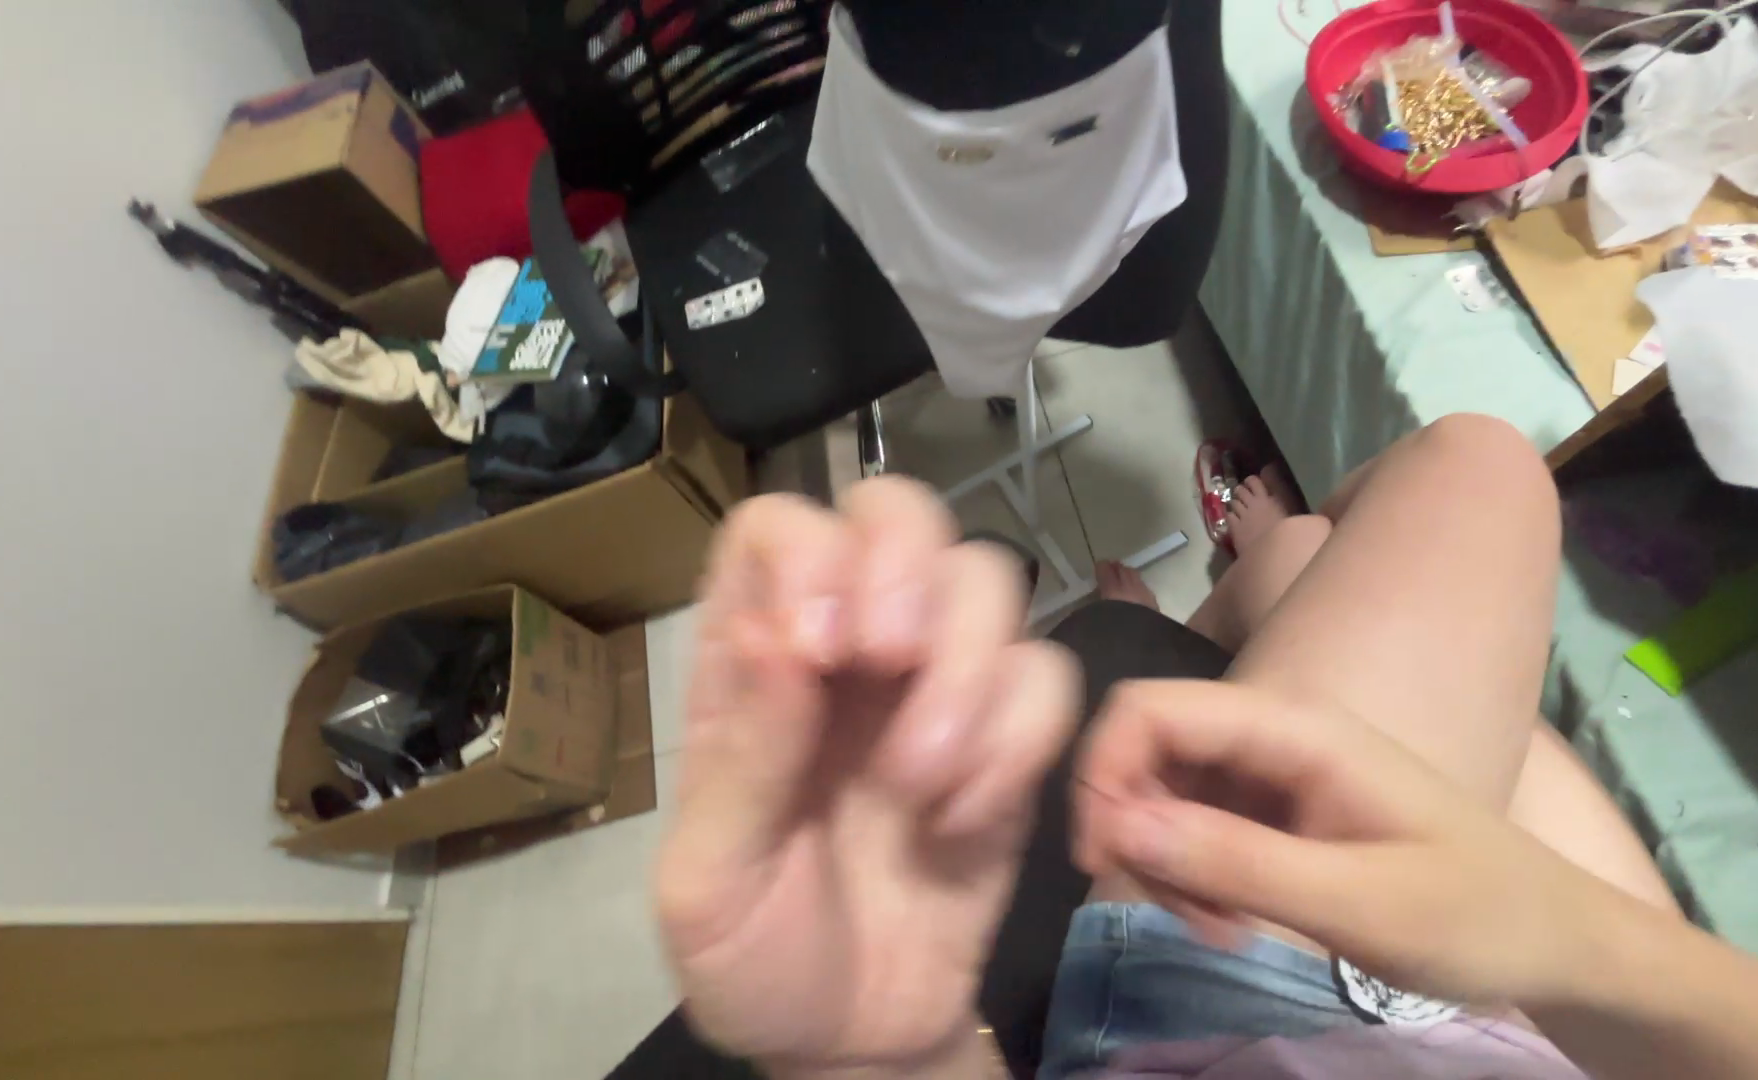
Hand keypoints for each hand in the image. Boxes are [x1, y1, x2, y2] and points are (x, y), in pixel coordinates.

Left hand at [657, 478, 1079, 1076]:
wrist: (857, 1032)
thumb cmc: (757, 953)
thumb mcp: (710, 882)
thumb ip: (742, 761)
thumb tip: (776, 636)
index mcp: (752, 654)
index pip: (779, 526)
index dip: (808, 555)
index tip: (819, 652)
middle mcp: (847, 640)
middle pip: (895, 510)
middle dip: (904, 567)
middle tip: (888, 660)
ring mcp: (935, 677)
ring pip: (986, 575)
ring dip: (964, 671)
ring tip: (917, 782)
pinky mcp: (1007, 730)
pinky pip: (1046, 677)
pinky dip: (1016, 742)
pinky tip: (962, 819)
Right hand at [1074, 679, 1611, 1007]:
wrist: (1557, 941)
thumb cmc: (1480, 915)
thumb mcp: (1366, 904)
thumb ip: (1237, 862)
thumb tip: (1117, 826)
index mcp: (1287, 724)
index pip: (1149, 708)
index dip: (1103, 766)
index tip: (1100, 852)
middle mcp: (1260, 730)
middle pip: (1143, 749)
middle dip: (1134, 827)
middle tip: (1174, 909)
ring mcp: (1257, 766)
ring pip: (1156, 791)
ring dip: (1161, 859)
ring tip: (1219, 925)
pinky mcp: (1257, 803)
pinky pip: (1185, 823)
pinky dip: (1185, 872)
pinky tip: (1229, 916)